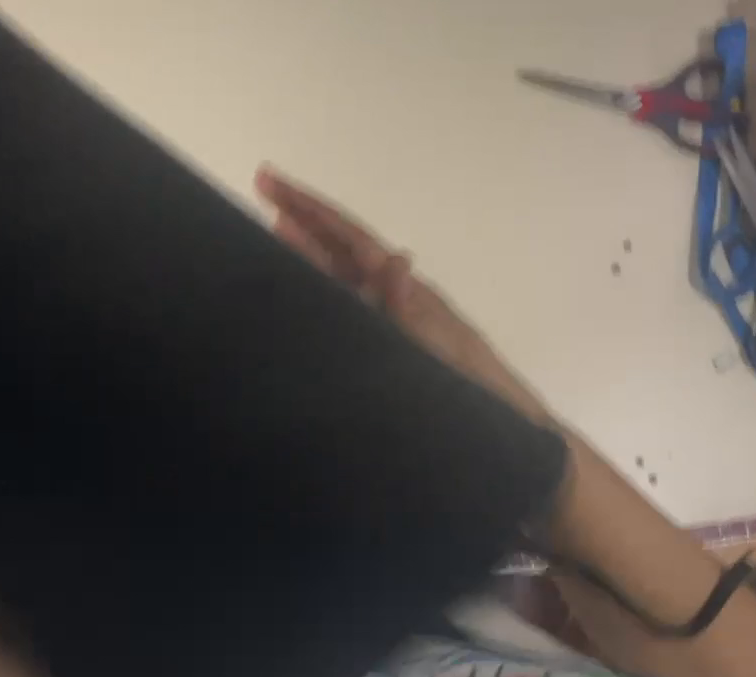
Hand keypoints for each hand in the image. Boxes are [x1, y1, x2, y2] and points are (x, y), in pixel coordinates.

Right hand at [253, 165, 552, 423]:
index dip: (311, 208)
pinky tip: (312, 292)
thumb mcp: (434, 345)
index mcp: (404, 286)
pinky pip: (352, 303)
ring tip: (276, 229)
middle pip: (345, 246)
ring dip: (312, 250)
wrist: (493, 415)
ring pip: (346, 272)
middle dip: (305, 218)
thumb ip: (409, 308)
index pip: (352, 237)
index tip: (270, 181)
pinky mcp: (391, 339)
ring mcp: (394, 314)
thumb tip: (396, 258)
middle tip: (262, 187)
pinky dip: (327, 290)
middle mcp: (397, 292)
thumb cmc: (463, 381)